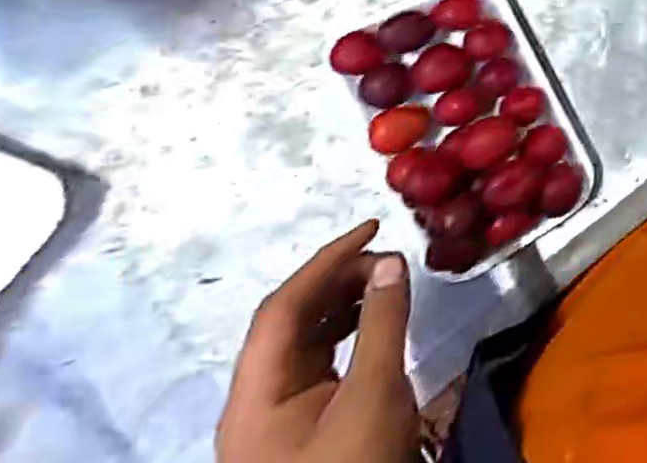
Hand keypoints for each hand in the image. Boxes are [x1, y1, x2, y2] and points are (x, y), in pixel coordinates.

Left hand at [216, 221, 418, 462]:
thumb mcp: (374, 393)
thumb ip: (382, 323)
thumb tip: (390, 261)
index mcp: (256, 396)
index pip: (281, 308)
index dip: (326, 260)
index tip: (373, 225)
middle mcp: (258, 400)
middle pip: (290, 321)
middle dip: (340, 279)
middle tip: (391, 259)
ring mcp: (281, 414)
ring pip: (308, 339)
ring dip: (346, 301)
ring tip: (389, 280)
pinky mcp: (307, 421)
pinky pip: (324, 358)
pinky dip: (351, 327)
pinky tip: (378, 318)